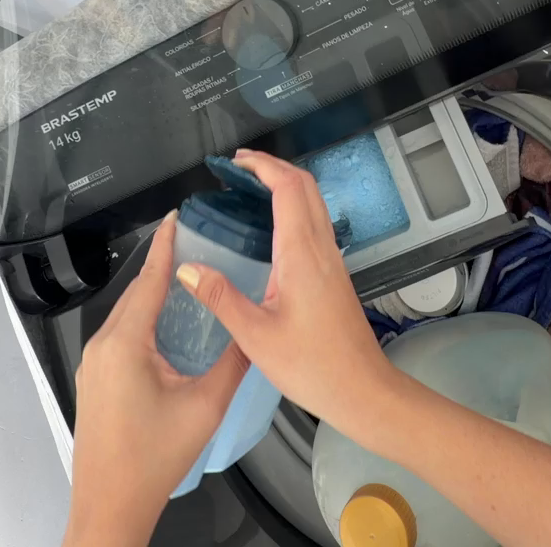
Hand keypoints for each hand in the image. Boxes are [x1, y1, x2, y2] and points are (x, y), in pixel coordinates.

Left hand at [63, 213, 249, 546]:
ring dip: (153, 290)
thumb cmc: (154, 459)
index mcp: (126, 343)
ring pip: (127, 313)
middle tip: (193, 241)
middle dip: (163, 263)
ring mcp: (94, 363)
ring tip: (184, 273)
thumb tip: (256, 330)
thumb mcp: (206, 406)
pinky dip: (144, 315)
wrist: (109, 509)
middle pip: (136, 291)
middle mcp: (103, 345)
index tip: (177, 216)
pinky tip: (165, 320)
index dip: (165, 245)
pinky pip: (120, 333)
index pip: (149, 279)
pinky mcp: (94, 379)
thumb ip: (234, 361)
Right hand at [175, 150, 399, 438]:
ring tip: (251, 187)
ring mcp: (331, 256)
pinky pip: (314, 220)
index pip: (287, 187)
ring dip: (285, 183)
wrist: (363, 389)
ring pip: (313, 201)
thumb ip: (220, 297)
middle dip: (273, 166)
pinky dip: (293, 205)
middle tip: (239, 167)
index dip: (262, 166)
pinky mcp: (333, 270)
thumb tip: (187, 268)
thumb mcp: (255, 336)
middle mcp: (320, 245)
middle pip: (304, 185)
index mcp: (301, 252)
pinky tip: (271, 224)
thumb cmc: (312, 366)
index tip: (235, 161)